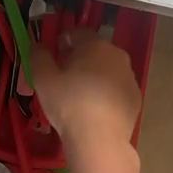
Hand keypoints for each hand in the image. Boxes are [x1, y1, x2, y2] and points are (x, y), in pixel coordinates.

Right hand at [29, 32, 142, 165]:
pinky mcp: (135, 98)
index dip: (64, 39)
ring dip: (94, 74)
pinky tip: (95, 109)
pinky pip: (117, 88)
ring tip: (79, 94)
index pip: (78, 32)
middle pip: (95, 50)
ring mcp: (130, 77)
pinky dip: (106, 92)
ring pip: (108, 69)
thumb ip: (38, 56)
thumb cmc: (69, 104)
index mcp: (96, 46)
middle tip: (64, 75)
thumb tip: (37, 46)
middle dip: (80, 57)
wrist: (99, 140)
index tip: (55, 53)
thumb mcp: (43, 79)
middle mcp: (117, 56)